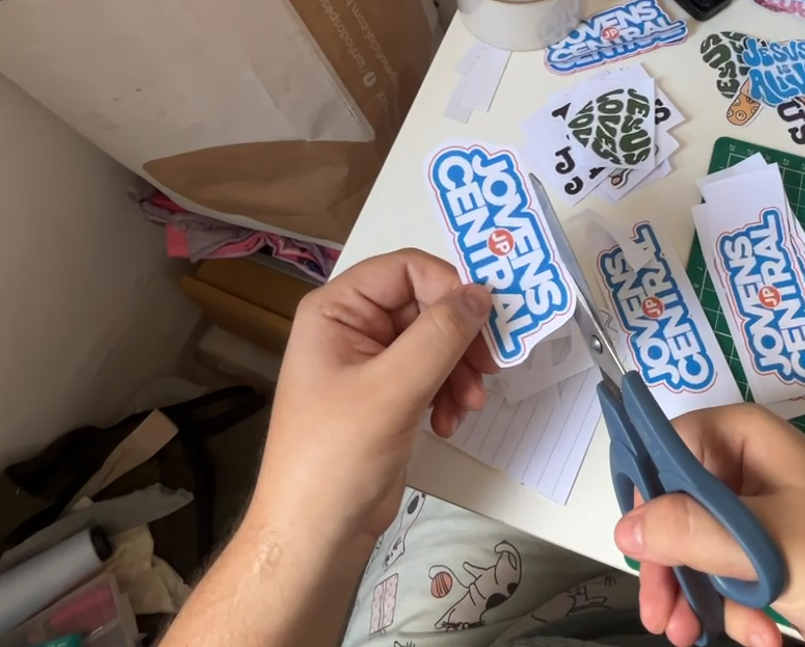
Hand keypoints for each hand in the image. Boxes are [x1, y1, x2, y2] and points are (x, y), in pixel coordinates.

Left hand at [247, 249, 496, 547]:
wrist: (315, 536)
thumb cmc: (337, 456)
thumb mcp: (393, 389)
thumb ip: (440, 335)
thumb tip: (481, 293)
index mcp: (337, 308)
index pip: (406, 269)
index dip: (448, 287)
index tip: (482, 321)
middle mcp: (353, 324)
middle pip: (426, 303)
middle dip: (459, 337)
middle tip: (488, 367)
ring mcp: (371, 359)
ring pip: (435, 338)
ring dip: (460, 368)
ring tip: (469, 405)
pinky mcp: (388, 390)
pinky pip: (432, 369)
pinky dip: (449, 390)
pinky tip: (449, 421)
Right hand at [613, 404, 804, 646]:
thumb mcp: (767, 545)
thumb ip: (693, 532)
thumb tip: (627, 526)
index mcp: (744, 437)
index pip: (670, 443)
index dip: (647, 488)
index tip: (635, 541)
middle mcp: (742, 468)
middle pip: (673, 502)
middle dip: (667, 561)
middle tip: (657, 609)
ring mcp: (752, 514)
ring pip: (691, 544)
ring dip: (692, 593)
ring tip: (687, 635)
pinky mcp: (761, 556)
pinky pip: (720, 574)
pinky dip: (729, 609)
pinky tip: (758, 635)